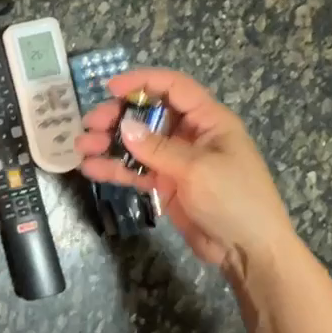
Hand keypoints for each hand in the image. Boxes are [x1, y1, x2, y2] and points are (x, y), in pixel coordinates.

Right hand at [76, 68, 300, 280]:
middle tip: (90, 125)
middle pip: (149, 115)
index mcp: (209, 121)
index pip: (174, 88)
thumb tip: (124, 127)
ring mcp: (177, 161)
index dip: (143, 82)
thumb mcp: (197, 169)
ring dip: (110, 143)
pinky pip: (136, 170)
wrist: (249, 250)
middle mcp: (191, 135)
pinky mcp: (167, 185)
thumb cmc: (235, 199)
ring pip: (138, 143)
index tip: (110, 88)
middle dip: (118, 116)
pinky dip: (115, 168)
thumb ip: (158, 148)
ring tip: (82, 147)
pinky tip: (91, 169)